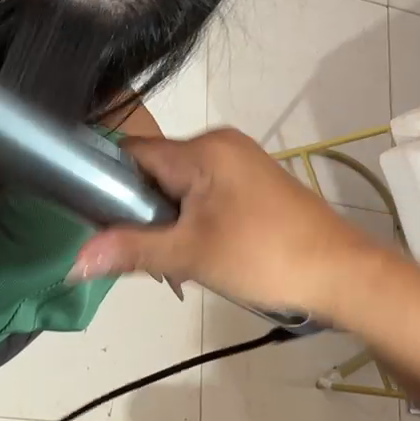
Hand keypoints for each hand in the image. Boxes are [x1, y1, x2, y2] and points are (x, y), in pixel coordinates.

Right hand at [69, 129, 387, 318]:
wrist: (345, 277)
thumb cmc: (266, 258)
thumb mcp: (189, 255)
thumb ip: (128, 250)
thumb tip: (74, 261)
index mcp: (203, 150)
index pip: (130, 153)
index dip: (105, 184)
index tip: (94, 221)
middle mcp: (219, 144)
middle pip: (151, 168)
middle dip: (136, 208)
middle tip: (132, 248)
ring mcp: (237, 161)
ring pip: (174, 183)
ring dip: (161, 217)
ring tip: (166, 253)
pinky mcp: (249, 182)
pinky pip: (198, 191)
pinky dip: (185, 217)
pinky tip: (191, 248)